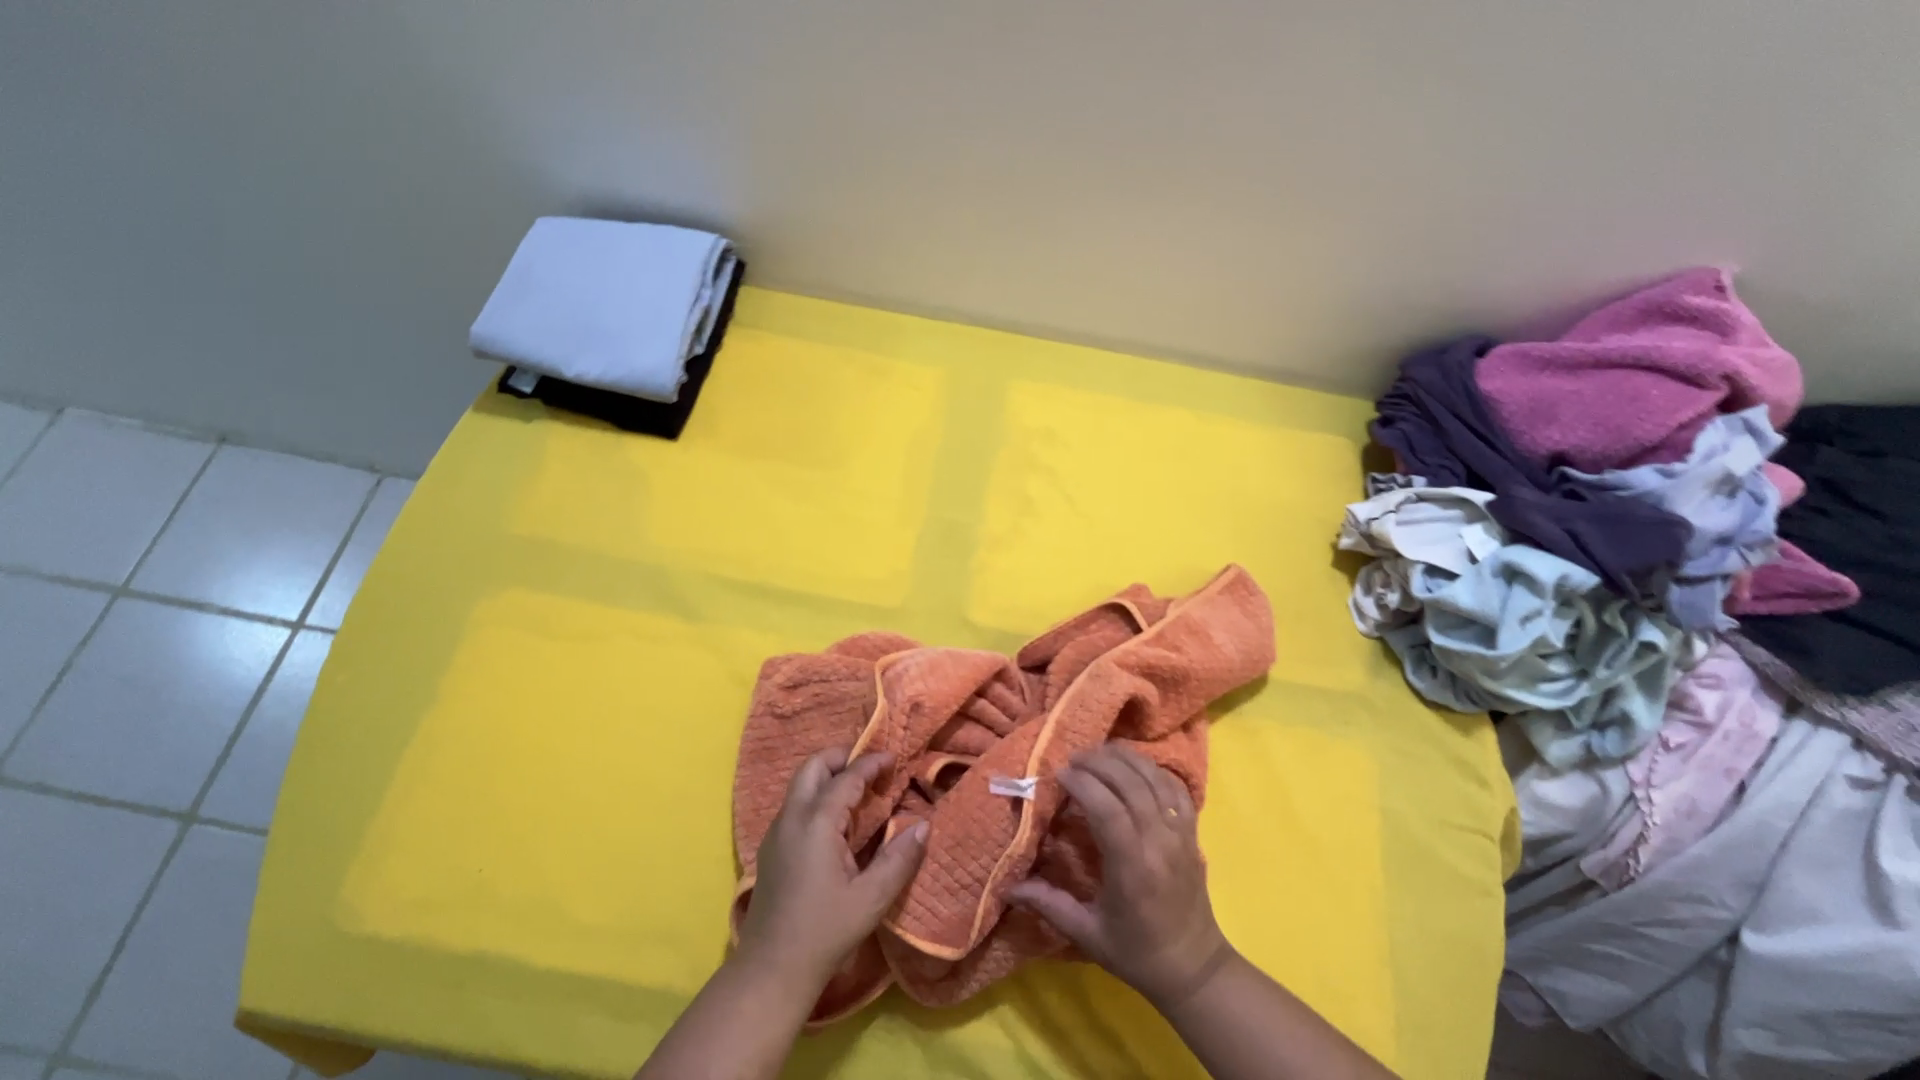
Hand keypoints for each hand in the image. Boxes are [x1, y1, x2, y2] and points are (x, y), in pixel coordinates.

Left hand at [735, 747, 928, 991]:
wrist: (772, 968)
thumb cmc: (825, 931)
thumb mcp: (871, 898)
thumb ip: (898, 858)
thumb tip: (923, 825)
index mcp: (815, 823)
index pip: (846, 778)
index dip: (871, 764)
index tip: (894, 758)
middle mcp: (791, 818)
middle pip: (812, 767)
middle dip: (842, 757)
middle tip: (872, 766)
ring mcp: (776, 832)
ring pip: (800, 785)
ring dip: (828, 776)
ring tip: (860, 790)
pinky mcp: (771, 849)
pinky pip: (795, 806)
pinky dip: (817, 796)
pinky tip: (838, 821)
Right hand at [1008, 744, 1232, 1008]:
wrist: (1194, 967)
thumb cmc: (1136, 953)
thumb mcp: (1087, 934)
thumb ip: (1049, 904)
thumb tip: (1008, 887)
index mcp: (1133, 868)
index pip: (1108, 809)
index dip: (1083, 784)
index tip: (1059, 774)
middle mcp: (1160, 843)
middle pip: (1132, 784)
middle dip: (1100, 763)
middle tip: (1073, 759)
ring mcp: (1182, 835)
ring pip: (1156, 779)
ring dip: (1126, 759)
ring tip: (1099, 753)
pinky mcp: (1193, 833)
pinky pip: (1177, 789)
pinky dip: (1155, 770)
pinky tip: (1134, 766)